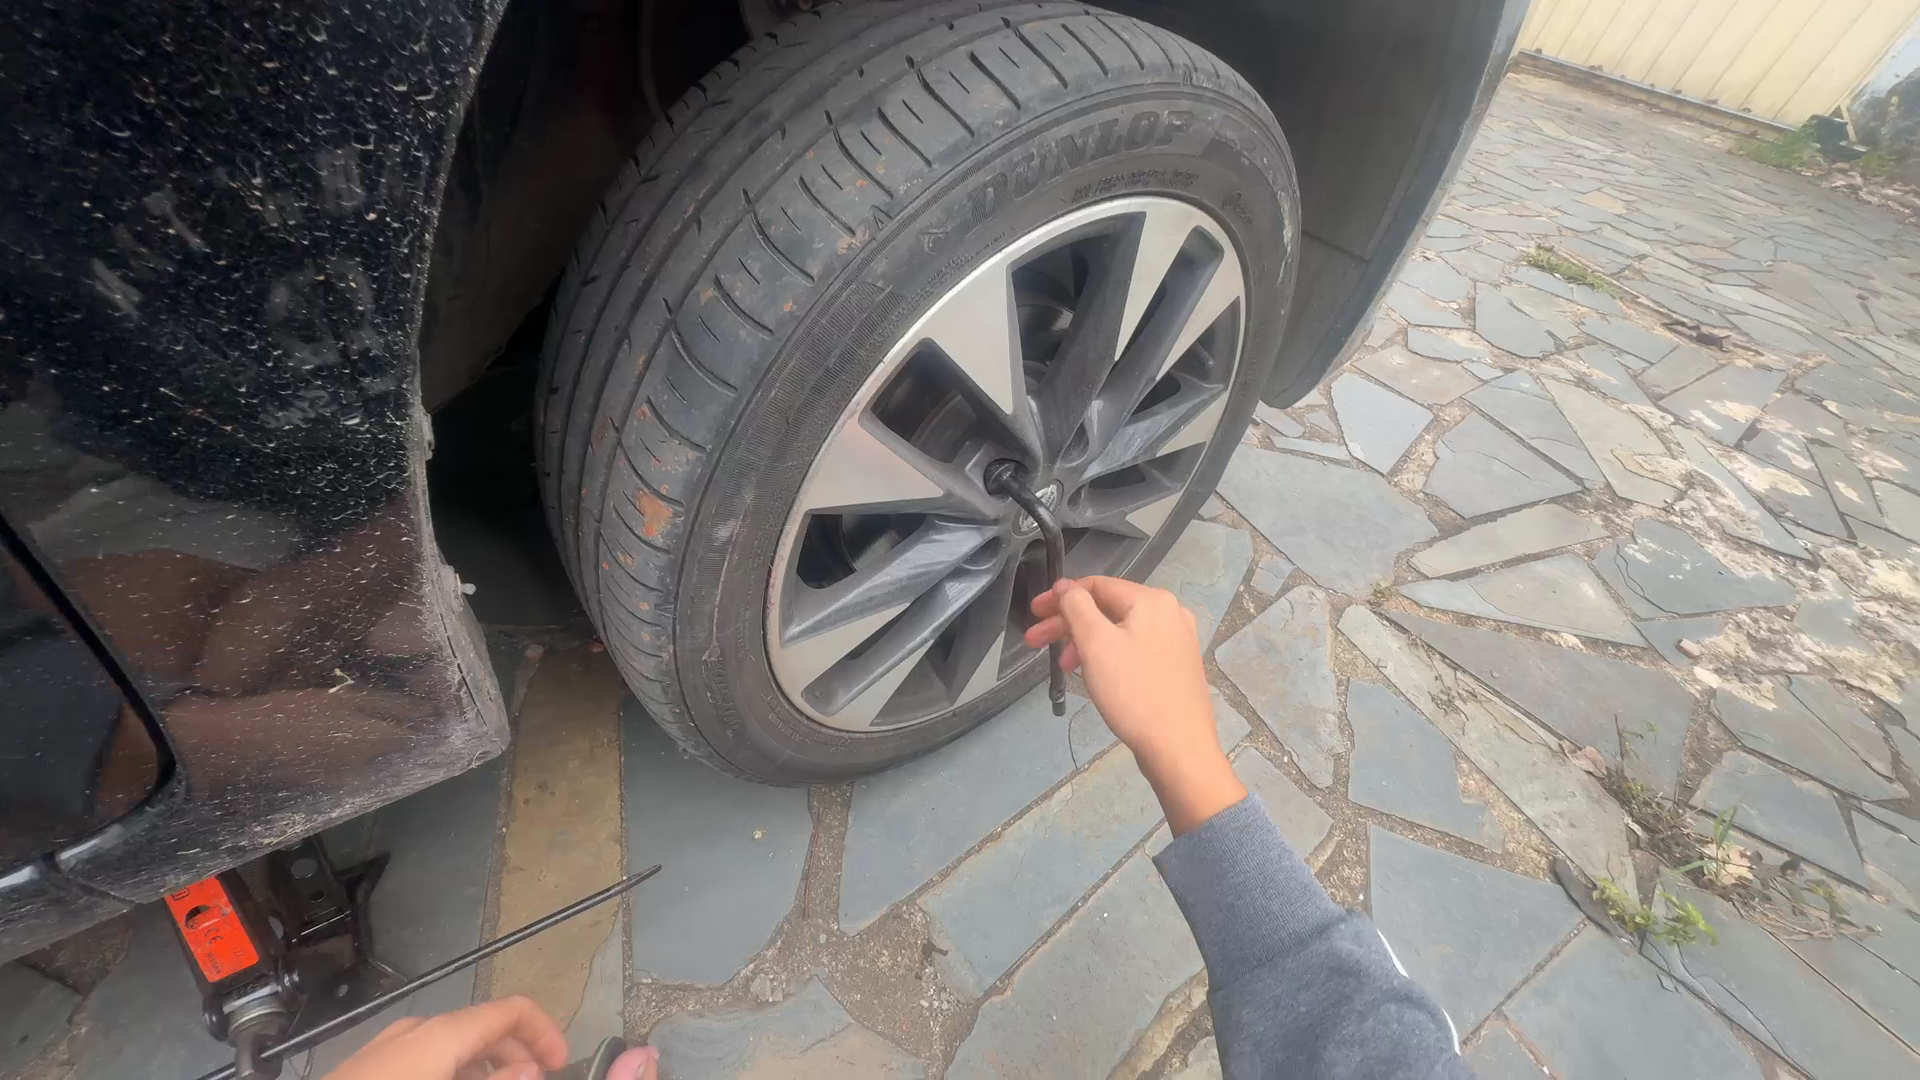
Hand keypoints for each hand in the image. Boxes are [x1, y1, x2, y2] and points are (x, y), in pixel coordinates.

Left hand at [319, 997, 569, 1079]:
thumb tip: (530, 1069)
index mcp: (442, 1033)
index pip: (514, 1010)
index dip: (545, 1032)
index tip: (561, 1065)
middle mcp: (417, 1030)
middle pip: (484, 1028)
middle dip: (515, 1057)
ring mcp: (383, 1051)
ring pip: (452, 1049)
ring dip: (481, 1072)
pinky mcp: (360, 1073)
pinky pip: (421, 1065)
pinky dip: (449, 1076)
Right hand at [1025, 577, 1244, 832]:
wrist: (1179, 749)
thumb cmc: (1133, 692)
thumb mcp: (1095, 644)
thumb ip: (1076, 606)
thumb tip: (1065, 585)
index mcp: (1151, 600)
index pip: (1096, 585)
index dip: (1059, 597)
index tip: (1033, 613)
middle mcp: (1169, 612)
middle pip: (1106, 608)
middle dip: (1067, 623)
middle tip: (1034, 641)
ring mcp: (1176, 640)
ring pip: (1118, 630)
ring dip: (1085, 642)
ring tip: (1063, 666)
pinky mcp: (1176, 665)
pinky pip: (1133, 648)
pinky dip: (1107, 655)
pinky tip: (1093, 674)